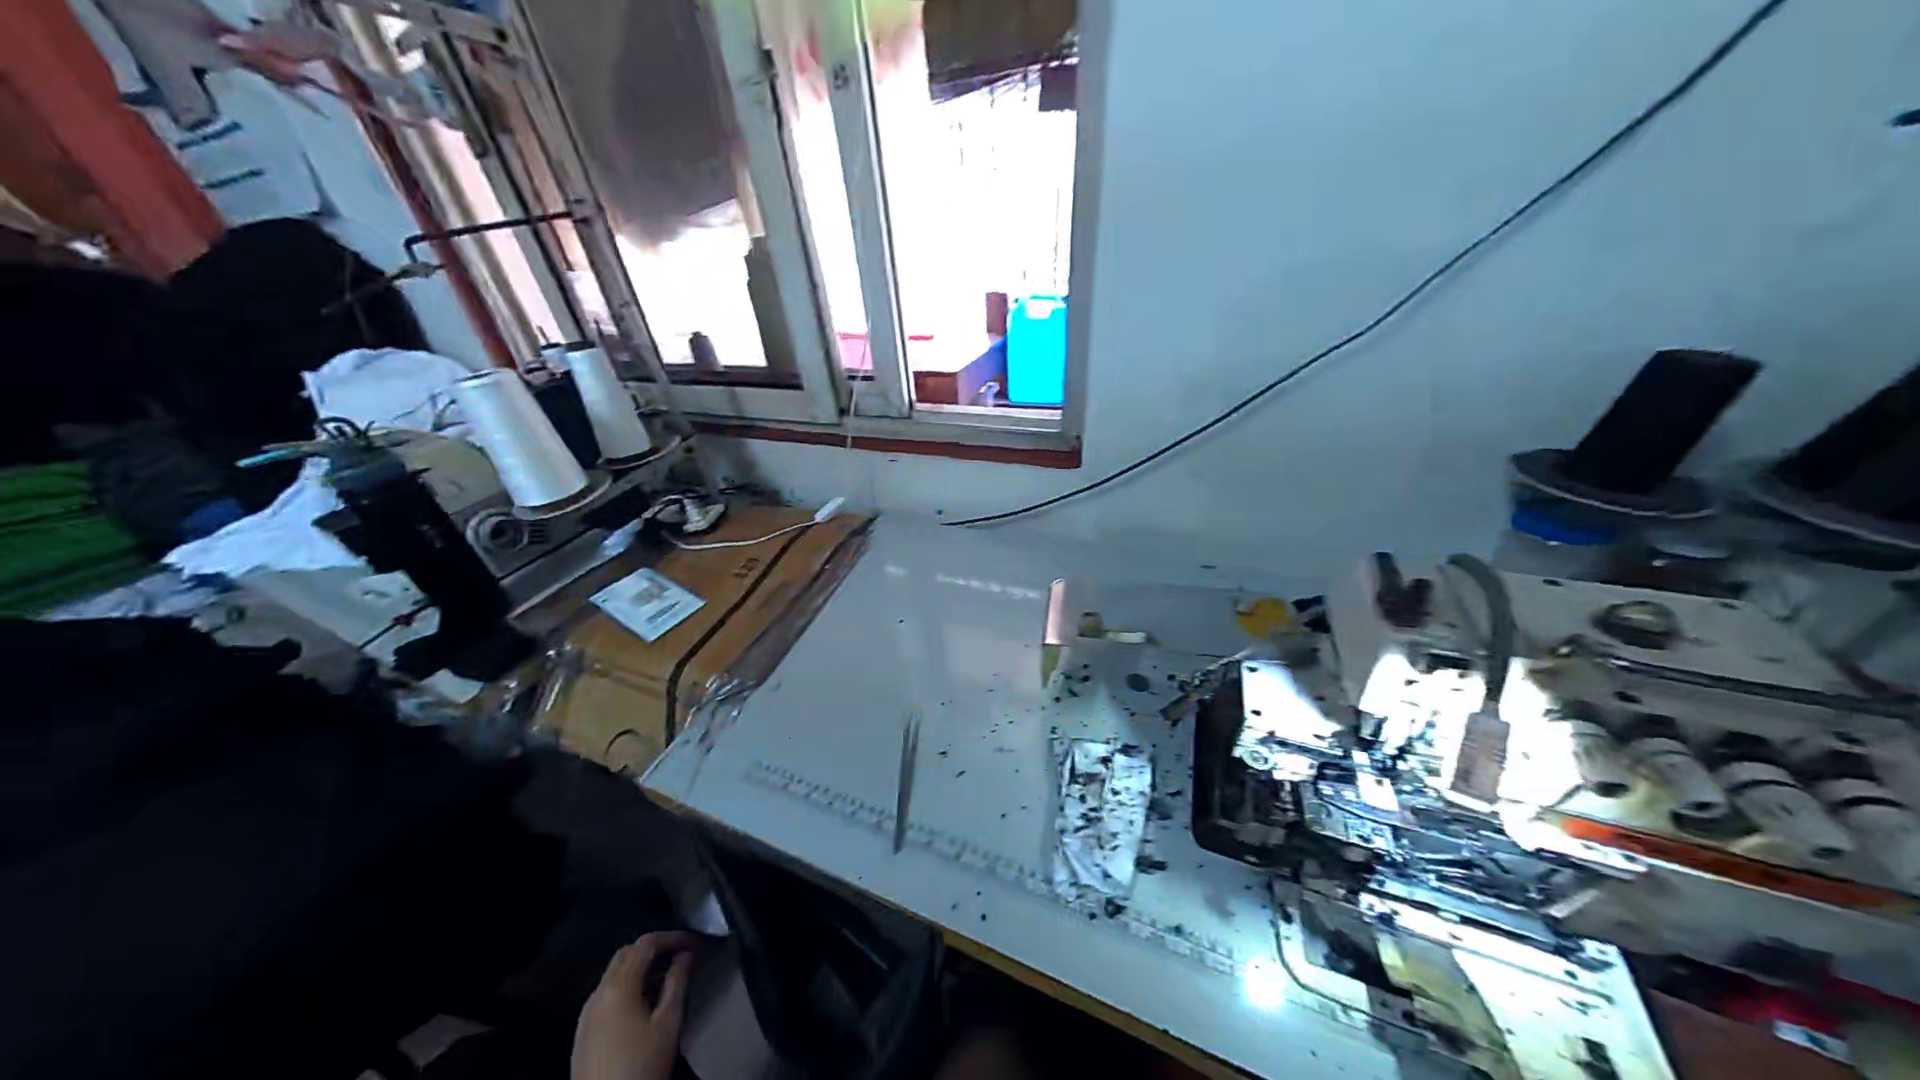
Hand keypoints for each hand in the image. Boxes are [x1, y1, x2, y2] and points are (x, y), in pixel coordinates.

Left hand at [572, 931, 699, 1079]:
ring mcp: (586, 1015)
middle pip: (627, 954)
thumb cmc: (641, 1068)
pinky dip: (628, 987)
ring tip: (668, 981)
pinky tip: (644, 1006)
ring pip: (615, 974)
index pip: (646, 944)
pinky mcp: (583, 1034)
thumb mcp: (668, 1023)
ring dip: (642, 968)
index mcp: (618, 987)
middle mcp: (597, 994)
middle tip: (682, 957)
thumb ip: (678, 982)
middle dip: (656, 949)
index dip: (674, 937)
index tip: (696, 944)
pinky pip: (607, 995)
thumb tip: (685, 956)